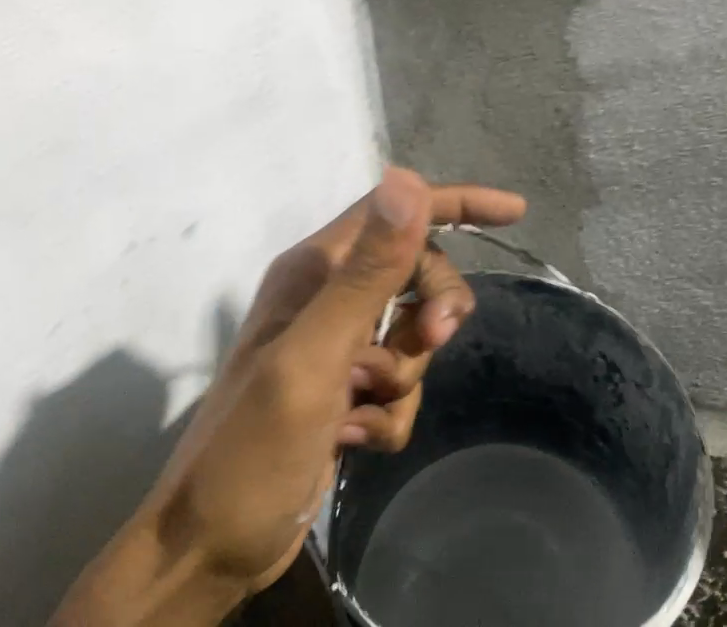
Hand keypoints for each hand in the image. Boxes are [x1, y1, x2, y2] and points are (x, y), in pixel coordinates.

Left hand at [53, 168, 525, 626]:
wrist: (212, 545)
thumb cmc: (253, 446)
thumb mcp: (314, 356)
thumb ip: (366, 272)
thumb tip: (407, 180)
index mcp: (314, 269)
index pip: (396, 209)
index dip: (457, 204)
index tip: (515, 213)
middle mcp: (327, 297)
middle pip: (418, 274)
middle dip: (432, 310)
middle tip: (431, 342)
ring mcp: (337, 347)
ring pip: (413, 336)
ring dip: (402, 376)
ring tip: (357, 408)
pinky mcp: (345, 394)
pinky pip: (400, 387)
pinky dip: (388, 415)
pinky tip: (350, 439)